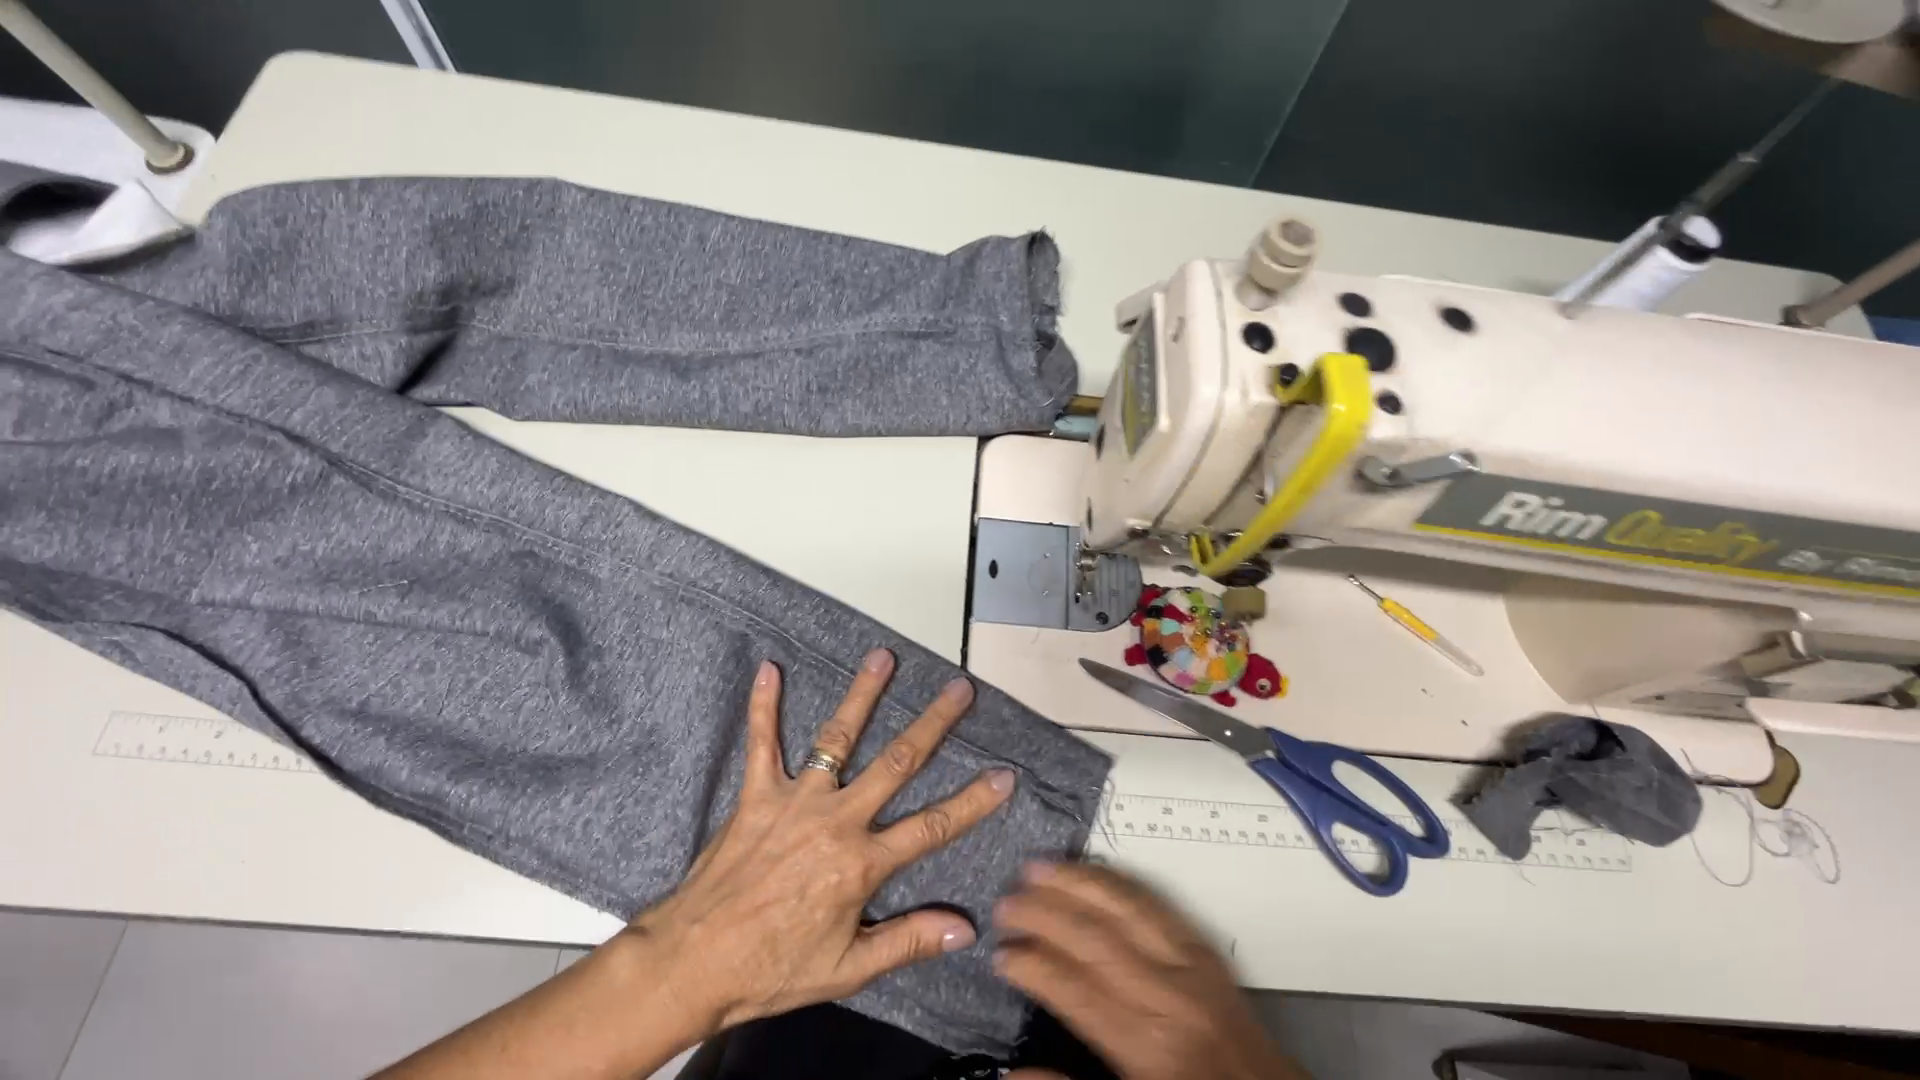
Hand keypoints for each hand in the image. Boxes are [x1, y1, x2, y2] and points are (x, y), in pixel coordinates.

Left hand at [626, 649, 1015, 1031]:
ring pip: (838, 740)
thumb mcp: (848, 968)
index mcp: (862, 864)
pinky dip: (764, 706)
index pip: (933, 827)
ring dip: (862, 696)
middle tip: (958, 690)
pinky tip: (768, 669)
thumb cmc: (772, 969)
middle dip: (932, 725)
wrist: (693, 962)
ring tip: (882, 657)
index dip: (974, 802)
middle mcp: (836, 821)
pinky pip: (762, 743)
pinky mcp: (756, 795)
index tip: (1005, 775)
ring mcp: (795, 802)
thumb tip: (965, 929)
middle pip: (897, 764)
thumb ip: (908, 940)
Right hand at [996, 863, 1301, 1079]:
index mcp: (1146, 1046)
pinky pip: (1158, 906)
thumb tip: (1011, 1072)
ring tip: (1037, 867)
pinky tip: (1093, 873)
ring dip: (1077, 884)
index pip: (1074, 990)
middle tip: (1004, 903)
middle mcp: (1168, 996)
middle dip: (1043, 915)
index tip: (999, 953)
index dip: (1031, 966)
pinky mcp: (1207, 952)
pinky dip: (1119, 884)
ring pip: (1125, 909)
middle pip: (1094, 939)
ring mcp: (1192, 967)